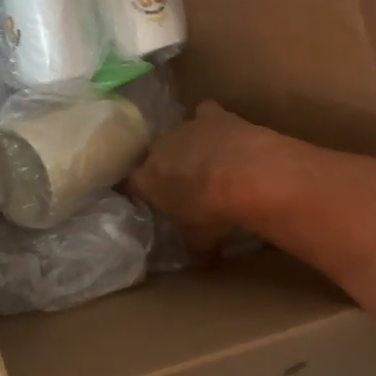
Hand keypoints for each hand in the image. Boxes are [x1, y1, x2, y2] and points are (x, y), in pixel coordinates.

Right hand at [126, 101, 262, 263]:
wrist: (245, 175)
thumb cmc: (212, 211)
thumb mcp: (202, 239)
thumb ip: (196, 249)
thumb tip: (202, 263)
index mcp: (145, 180)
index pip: (130, 184)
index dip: (139, 190)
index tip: (147, 198)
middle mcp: (157, 151)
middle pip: (153, 156)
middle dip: (164, 167)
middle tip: (181, 183)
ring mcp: (183, 129)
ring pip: (177, 134)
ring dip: (188, 145)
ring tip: (205, 160)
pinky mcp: (211, 115)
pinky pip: (204, 113)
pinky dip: (211, 121)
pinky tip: (222, 131)